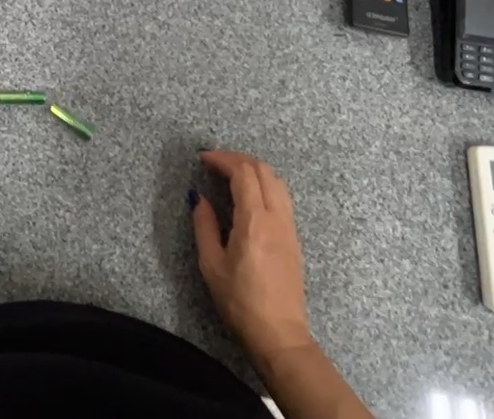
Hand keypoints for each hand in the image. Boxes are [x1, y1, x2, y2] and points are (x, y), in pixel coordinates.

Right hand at [191, 150, 314, 362]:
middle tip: (214, 162)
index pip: (243, 173)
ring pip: (277, 181)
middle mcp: (277, 218)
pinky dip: (264, 184)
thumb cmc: (240, 301)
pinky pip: (282, 197)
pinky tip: (248, 194)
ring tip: (230, 173)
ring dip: (253, 169)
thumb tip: (198, 197)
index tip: (203, 159)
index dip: (222, 159)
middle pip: (263, 170)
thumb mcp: (211, 264)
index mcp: (254, 222)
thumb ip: (204, 225)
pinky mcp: (294, 238)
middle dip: (238, 159)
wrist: (279, 334)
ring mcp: (289, 227)